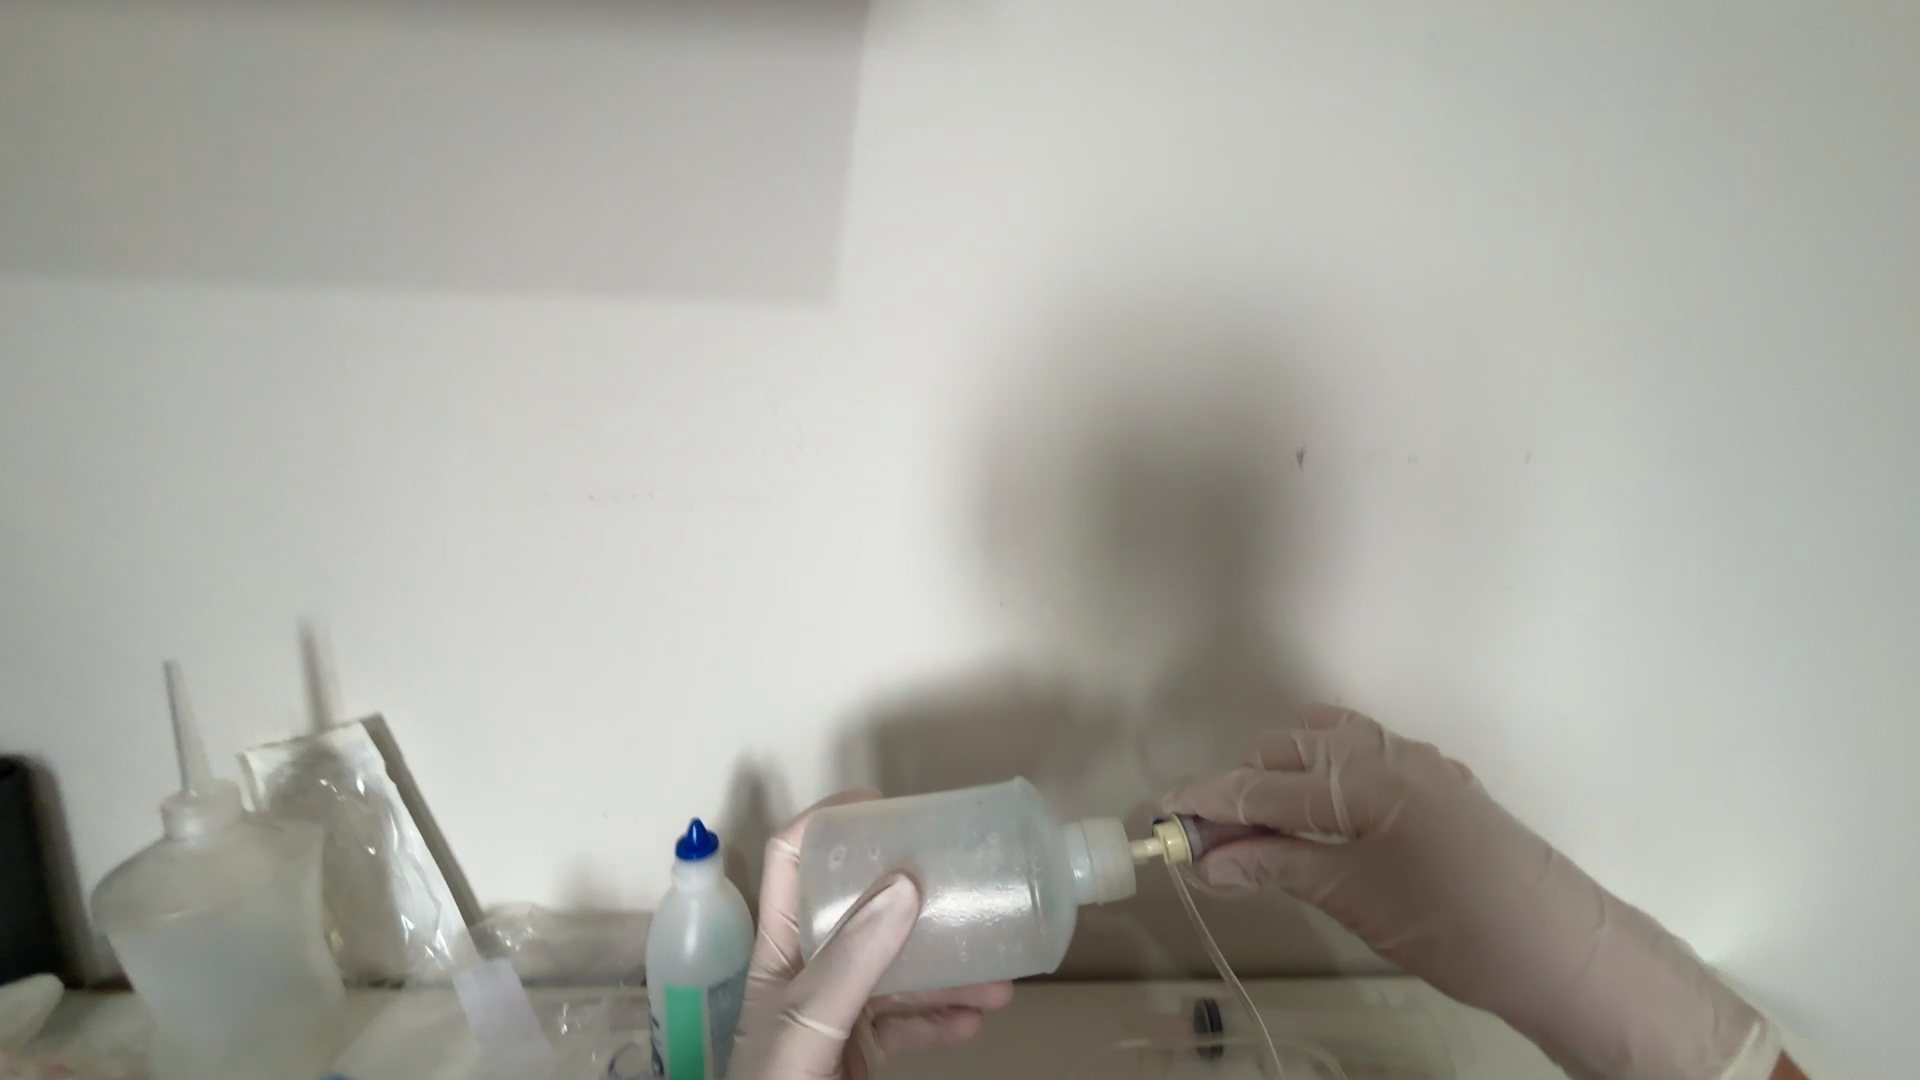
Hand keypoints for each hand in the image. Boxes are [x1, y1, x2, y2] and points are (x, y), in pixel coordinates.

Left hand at [729, 790, 1013, 1079]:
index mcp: (782, 942)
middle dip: (914, 893)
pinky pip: (907, 1021)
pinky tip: (975, 1017)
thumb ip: (854, 960)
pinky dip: (941, 1019)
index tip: (885, 807)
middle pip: (860, 904)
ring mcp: (835, 1005)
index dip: (830, 820)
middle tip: (960, 879)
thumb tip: (906, 884)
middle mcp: (810, 963)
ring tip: (997, 976)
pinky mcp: (857, 1046)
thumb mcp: (808, 1021)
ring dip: (948, 969)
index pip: (792, 858)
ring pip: (897, 967)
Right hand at [1164, 706, 1779, 1079]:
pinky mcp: (1432, 772)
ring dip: (1281, 769)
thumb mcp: (1354, 900)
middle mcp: (1381, 750)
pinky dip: (1323, 768)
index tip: (1161, 813)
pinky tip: (1324, 810)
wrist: (1574, 958)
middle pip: (1281, 750)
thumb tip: (1207, 862)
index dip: (1204, 800)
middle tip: (1217, 837)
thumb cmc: (1457, 931)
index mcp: (1360, 778)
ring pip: (1318, 736)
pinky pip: (1358, 746)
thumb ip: (1274, 866)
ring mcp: (1412, 755)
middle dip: (1240, 786)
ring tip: (1269, 820)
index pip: (1260, 786)